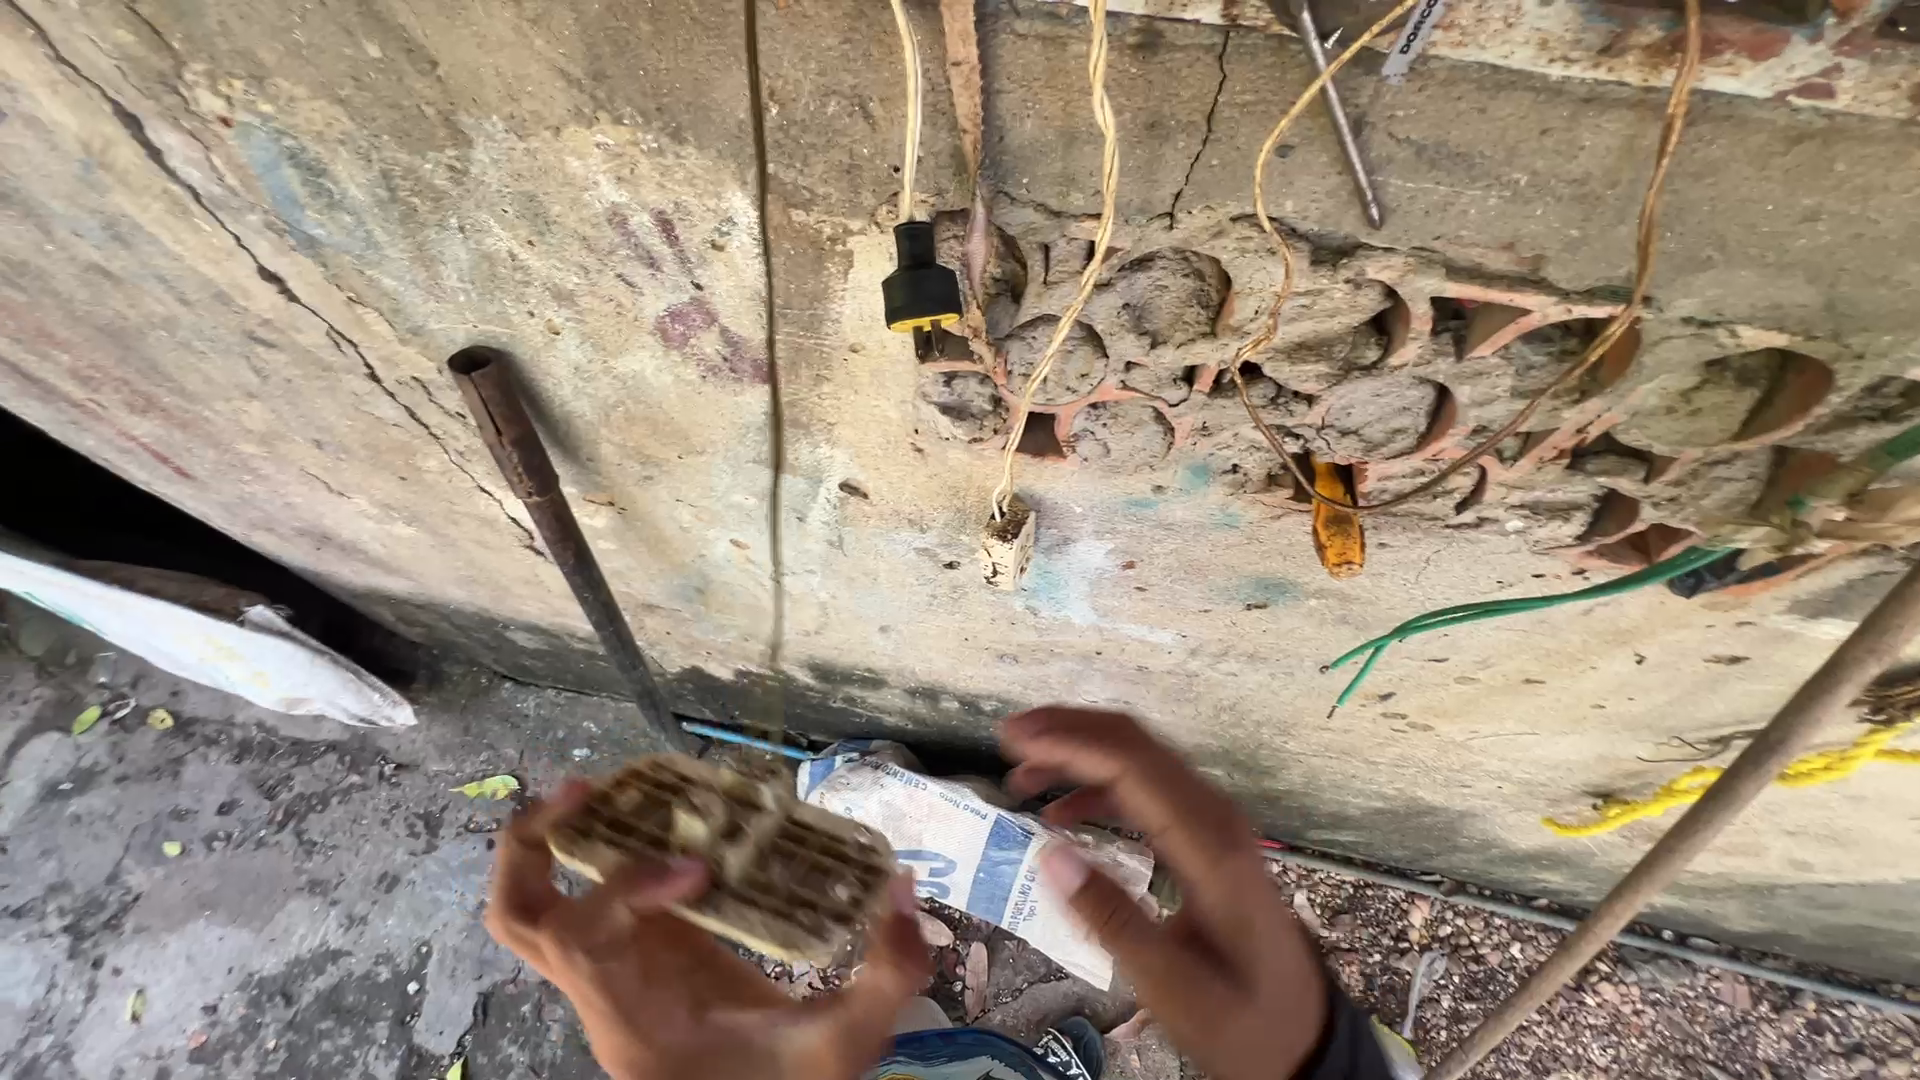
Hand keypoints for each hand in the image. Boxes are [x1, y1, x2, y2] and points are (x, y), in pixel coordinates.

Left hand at [483, 780, 931, 1079]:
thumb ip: (886, 977)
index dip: (627, 888)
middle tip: (588, 788)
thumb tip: (903, 886)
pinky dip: (608, 853)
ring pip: (540, 908)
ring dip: (554, 843)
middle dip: (533, 849)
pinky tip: (662, 820)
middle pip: (522, 923)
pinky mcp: (648, 950)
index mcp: (633, 1021)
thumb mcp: (842, 1046)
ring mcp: (621, 969)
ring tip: (604, 786)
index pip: (585, 943)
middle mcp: (608, 993)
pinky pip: (598, 895)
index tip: (702, 866)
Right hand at [1002, 708, 1330, 1079]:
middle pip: (1133, 742)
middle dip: (1067, 729)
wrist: (1302, 1033)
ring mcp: (1211, 817)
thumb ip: (1110, 918)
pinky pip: (1145, 786)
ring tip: (1023, 776)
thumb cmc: (1238, 1016)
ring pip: (1137, 756)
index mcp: (1205, 843)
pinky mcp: (1204, 830)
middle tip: (1009, 739)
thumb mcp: (1171, 986)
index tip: (1013, 740)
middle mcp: (1211, 813)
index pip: (1130, 765)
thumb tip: (1047, 853)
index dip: (1068, 742)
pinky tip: (1061, 813)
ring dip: (1078, 753)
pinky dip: (1098, 784)